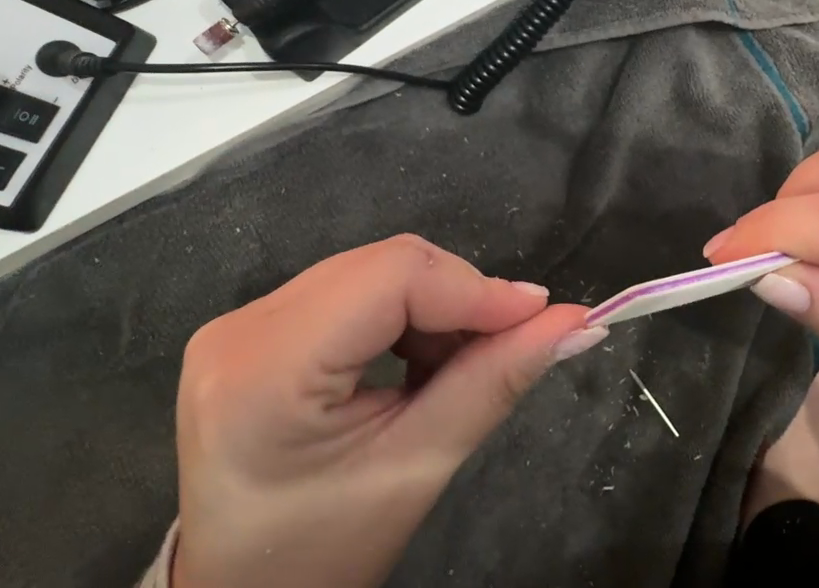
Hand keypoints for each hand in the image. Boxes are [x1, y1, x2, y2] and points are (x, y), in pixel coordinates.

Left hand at [171, 234, 605, 587]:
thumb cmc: (323, 551)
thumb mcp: (418, 467)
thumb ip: (496, 381)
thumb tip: (576, 321)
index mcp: (265, 368)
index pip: (393, 277)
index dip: (477, 287)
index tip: (543, 314)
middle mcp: (243, 325)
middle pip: (385, 266)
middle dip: (461, 298)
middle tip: (514, 340)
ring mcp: (242, 322)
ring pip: (375, 272)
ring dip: (437, 306)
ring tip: (465, 361)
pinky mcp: (255, 327)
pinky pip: (354, 290)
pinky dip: (406, 314)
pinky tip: (423, 359)